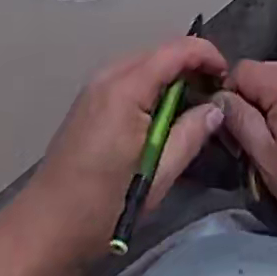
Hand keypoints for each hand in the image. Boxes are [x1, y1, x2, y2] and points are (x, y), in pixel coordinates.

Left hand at [18, 36, 227, 265]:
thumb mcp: (158, 174)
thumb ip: (190, 134)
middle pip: (159, 52)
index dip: (206, 54)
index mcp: (125, 88)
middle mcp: (108, 75)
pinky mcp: (90, 98)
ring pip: (145, 64)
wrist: (47, 225)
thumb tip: (217, 108)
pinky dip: (152, 86)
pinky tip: (163, 114)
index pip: (175, 50)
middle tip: (216, 96)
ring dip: (172, 77)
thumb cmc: (104, 204)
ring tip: (195, 106)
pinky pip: (130, 77)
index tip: (228, 76)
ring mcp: (95, 84)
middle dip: (191, 66)